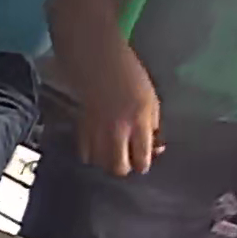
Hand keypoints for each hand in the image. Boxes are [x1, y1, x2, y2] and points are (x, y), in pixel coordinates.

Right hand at [73, 44, 162, 175]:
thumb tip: (155, 149)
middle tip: (127, 161)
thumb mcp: (151, 102)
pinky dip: (93, 156)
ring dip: (108, 162)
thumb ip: (152, 127)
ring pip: (101, 164)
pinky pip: (86, 156)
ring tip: (113, 153)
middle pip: (118, 167)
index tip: (143, 164)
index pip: (142, 156)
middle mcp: (117, 132)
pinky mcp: (82, 135)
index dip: (144, 163)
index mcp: (139, 121)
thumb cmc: (131, 81)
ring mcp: (97, 135)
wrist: (101, 70)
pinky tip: (98, 147)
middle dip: (124, 167)